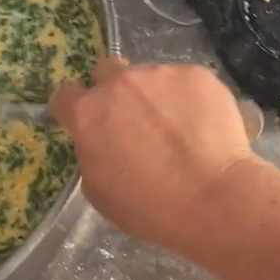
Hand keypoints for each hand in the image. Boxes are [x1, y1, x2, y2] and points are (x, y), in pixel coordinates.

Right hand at [51, 60, 260, 247]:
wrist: (213, 198)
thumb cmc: (150, 207)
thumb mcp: (99, 190)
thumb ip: (92, 152)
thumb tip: (102, 141)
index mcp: (89, 113)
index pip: (65, 95)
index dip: (74, 108)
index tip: (86, 121)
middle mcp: (121, 83)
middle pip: (107, 72)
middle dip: (114, 90)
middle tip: (134, 120)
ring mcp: (162, 74)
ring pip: (152, 77)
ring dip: (157, 96)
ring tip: (179, 129)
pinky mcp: (197, 74)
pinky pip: (186, 82)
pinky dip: (190, 98)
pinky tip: (203, 125)